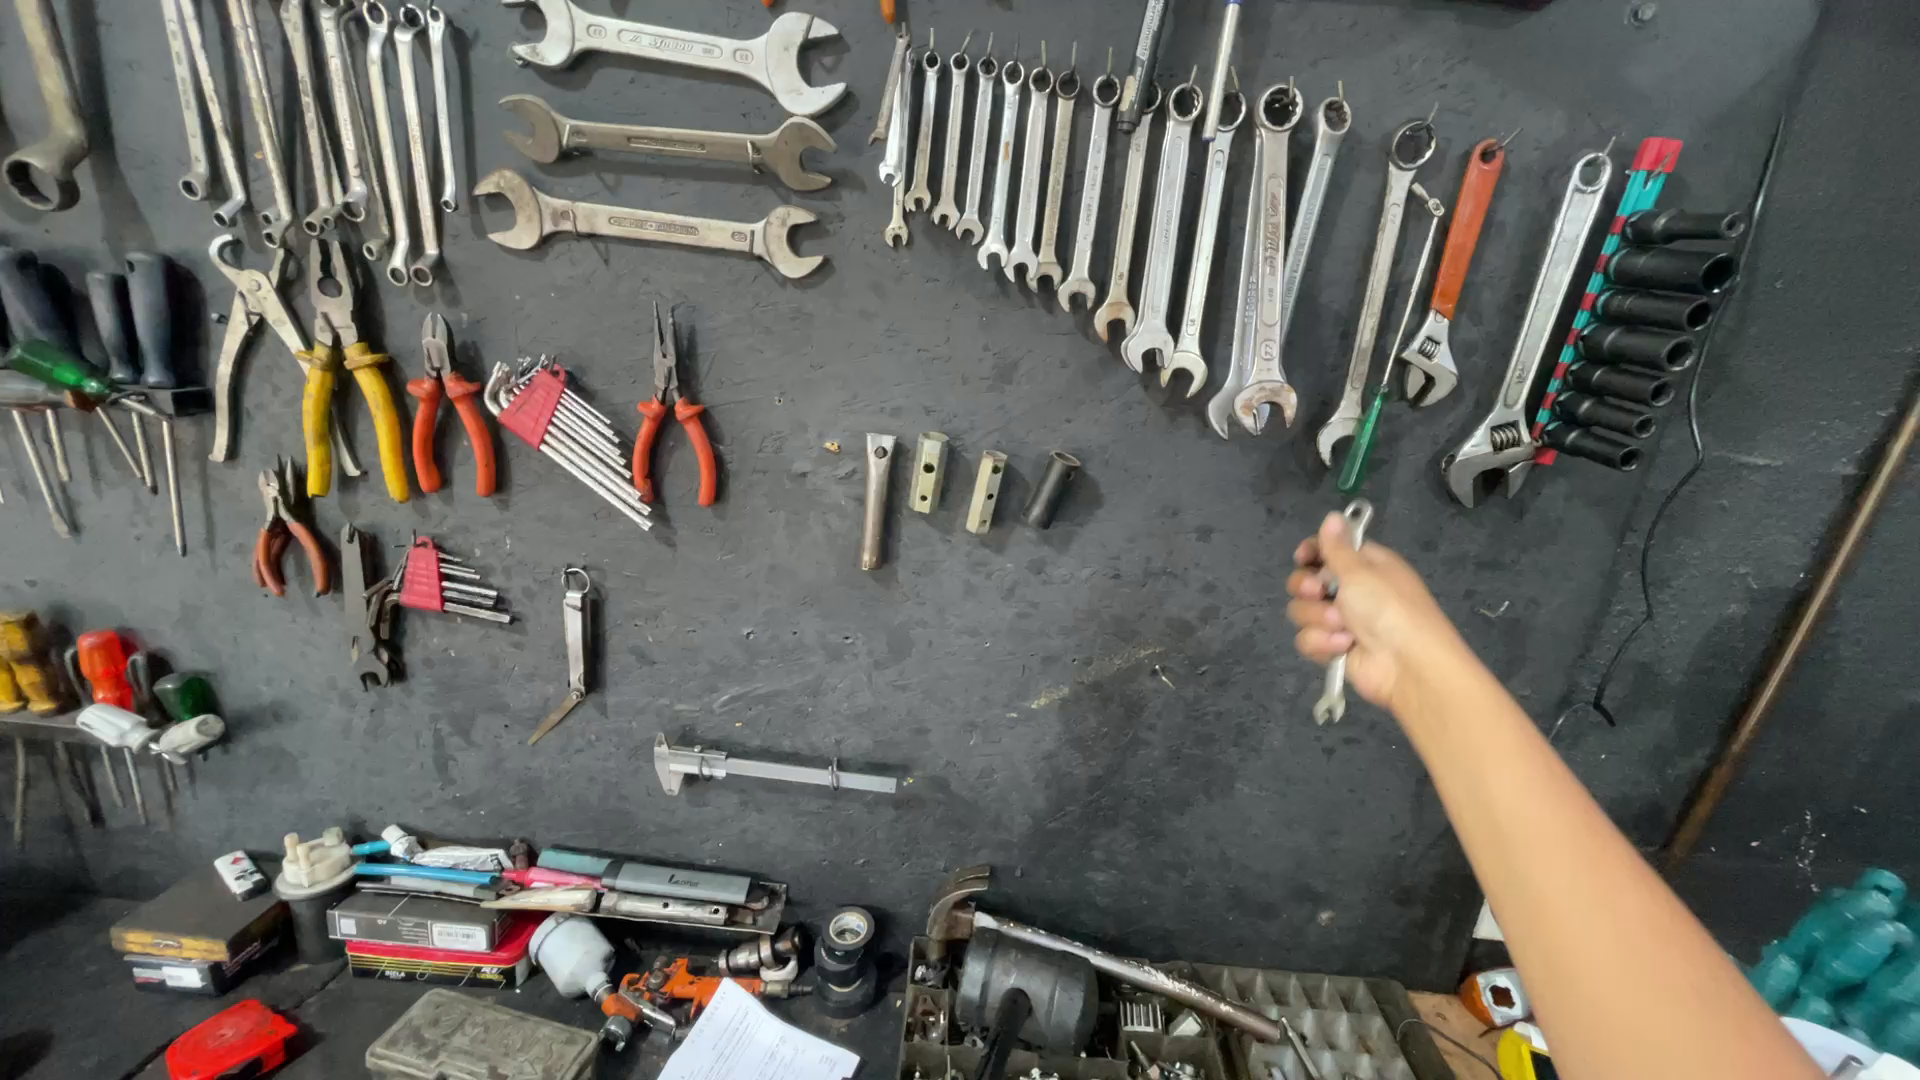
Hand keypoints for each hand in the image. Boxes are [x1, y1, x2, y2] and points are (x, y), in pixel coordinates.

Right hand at [1287, 511, 1469, 714]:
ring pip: (1303, 611)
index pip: (1327, 551)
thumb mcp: (1361, 571)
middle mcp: (1351, 590)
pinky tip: (1343, 646)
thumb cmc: (1388, 608)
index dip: (1311, 553)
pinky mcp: (1333, 647)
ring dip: (1318, 619)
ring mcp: (1341, 620)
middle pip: (1306, 581)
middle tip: (1319, 592)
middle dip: (1306, 588)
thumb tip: (1332, 515)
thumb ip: (1337, 547)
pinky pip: (1308, 638)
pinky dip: (1322, 643)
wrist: (1407, 664)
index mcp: (1364, 566)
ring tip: (1342, 628)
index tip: (1303, 557)